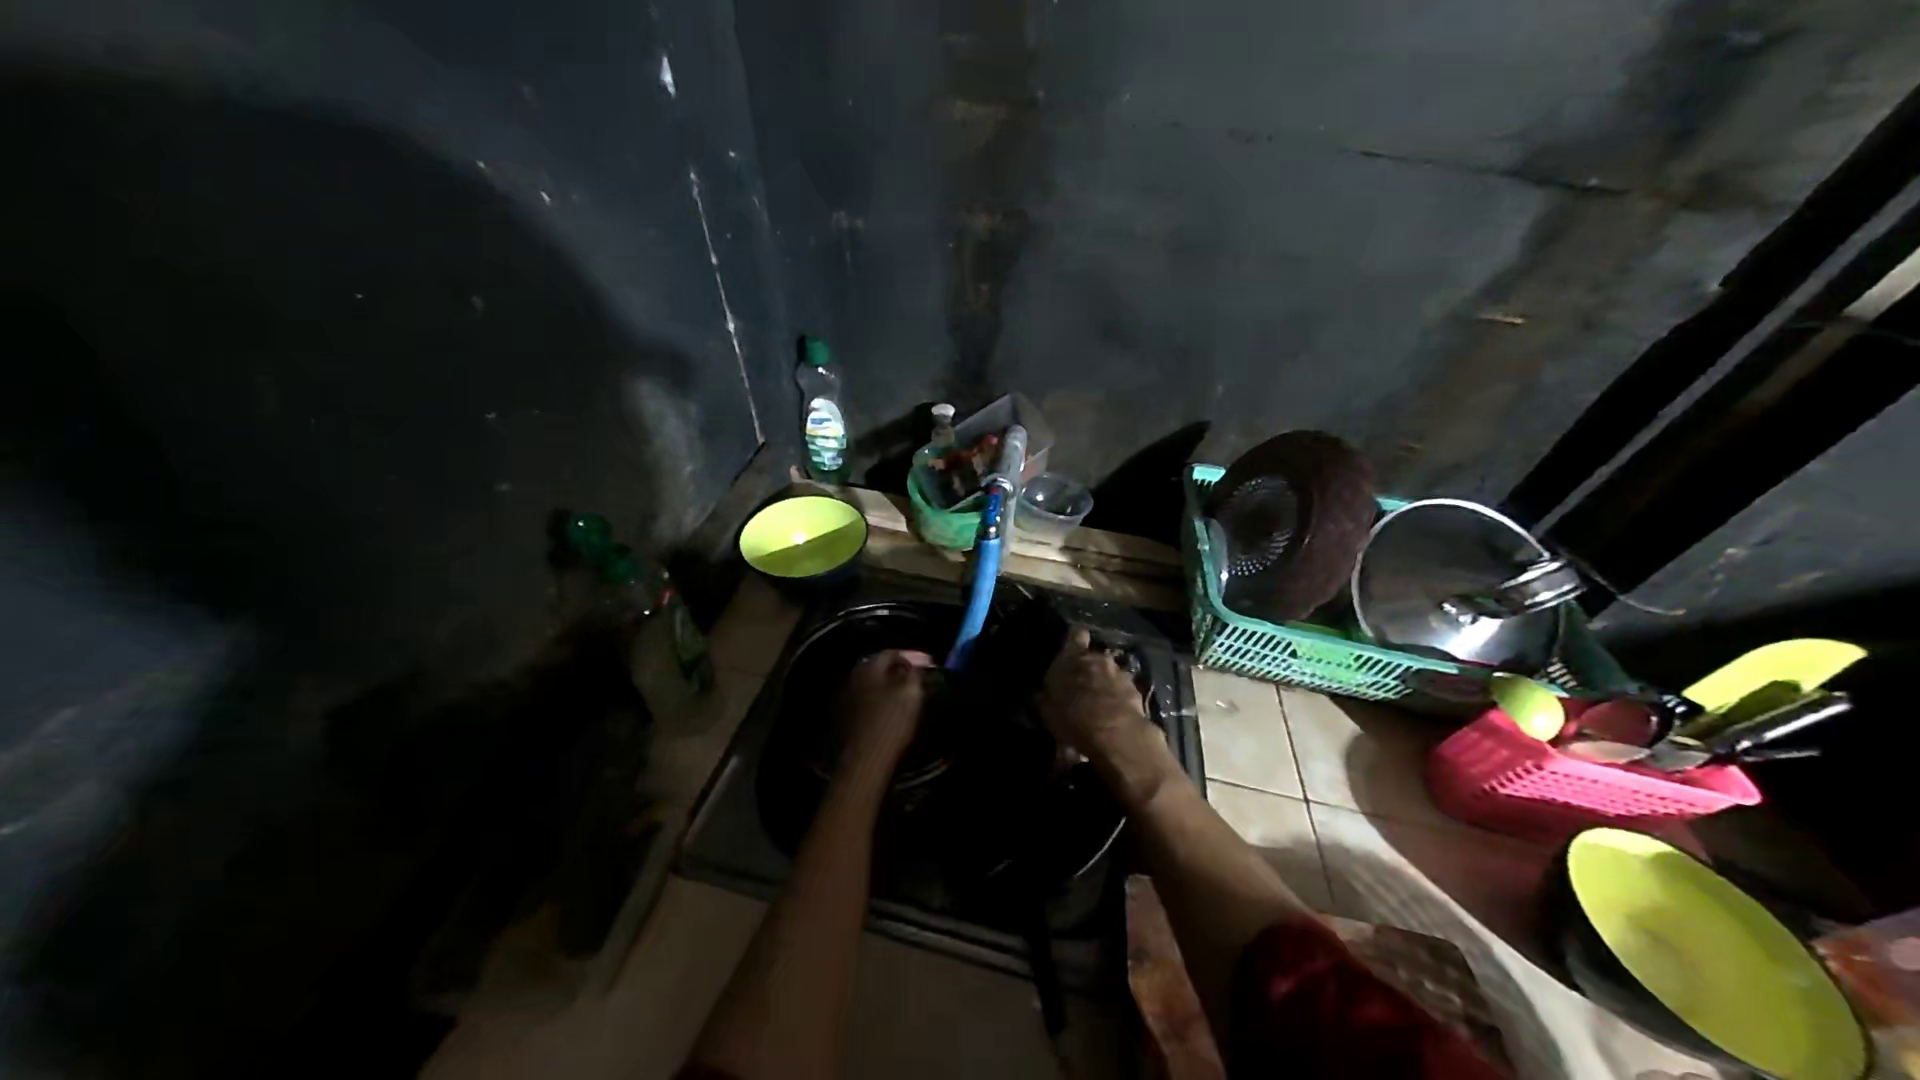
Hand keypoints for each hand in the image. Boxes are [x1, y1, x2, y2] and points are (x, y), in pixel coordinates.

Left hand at [837, 649, 932, 767]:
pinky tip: (894, 709)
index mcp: (868, 667)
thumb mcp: (912, 692)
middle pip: (879, 668)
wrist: (867, 758)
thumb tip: (917, 665)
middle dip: (900, 670)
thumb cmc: (892, 720)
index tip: (930, 663)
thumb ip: (915, 673)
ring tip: (909, 692)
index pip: (892, 653)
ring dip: (890, 685)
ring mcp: (847, 698)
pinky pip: (868, 700)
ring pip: (873, 685)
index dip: (913, 656)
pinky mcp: (847, 718)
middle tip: (919, 676)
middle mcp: (854, 677)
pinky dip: (882, 700)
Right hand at [1039, 627, 1152, 756]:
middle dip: (1090, 670)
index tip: (1074, 648)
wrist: (1113, 734)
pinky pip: (1124, 692)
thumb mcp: (1048, 710)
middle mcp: (1099, 658)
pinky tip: (1114, 717)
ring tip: (1101, 708)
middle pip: (1094, 658)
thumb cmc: (1072, 717)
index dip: (1075, 640)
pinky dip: (1120, 701)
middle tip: (1083, 689)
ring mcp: (1121, 673)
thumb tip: (1043, 694)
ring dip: (1106, 686)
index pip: (1076, 634)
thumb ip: (1047, 697)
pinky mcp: (1137, 691)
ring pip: (1111, 675)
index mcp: (1073, 657)